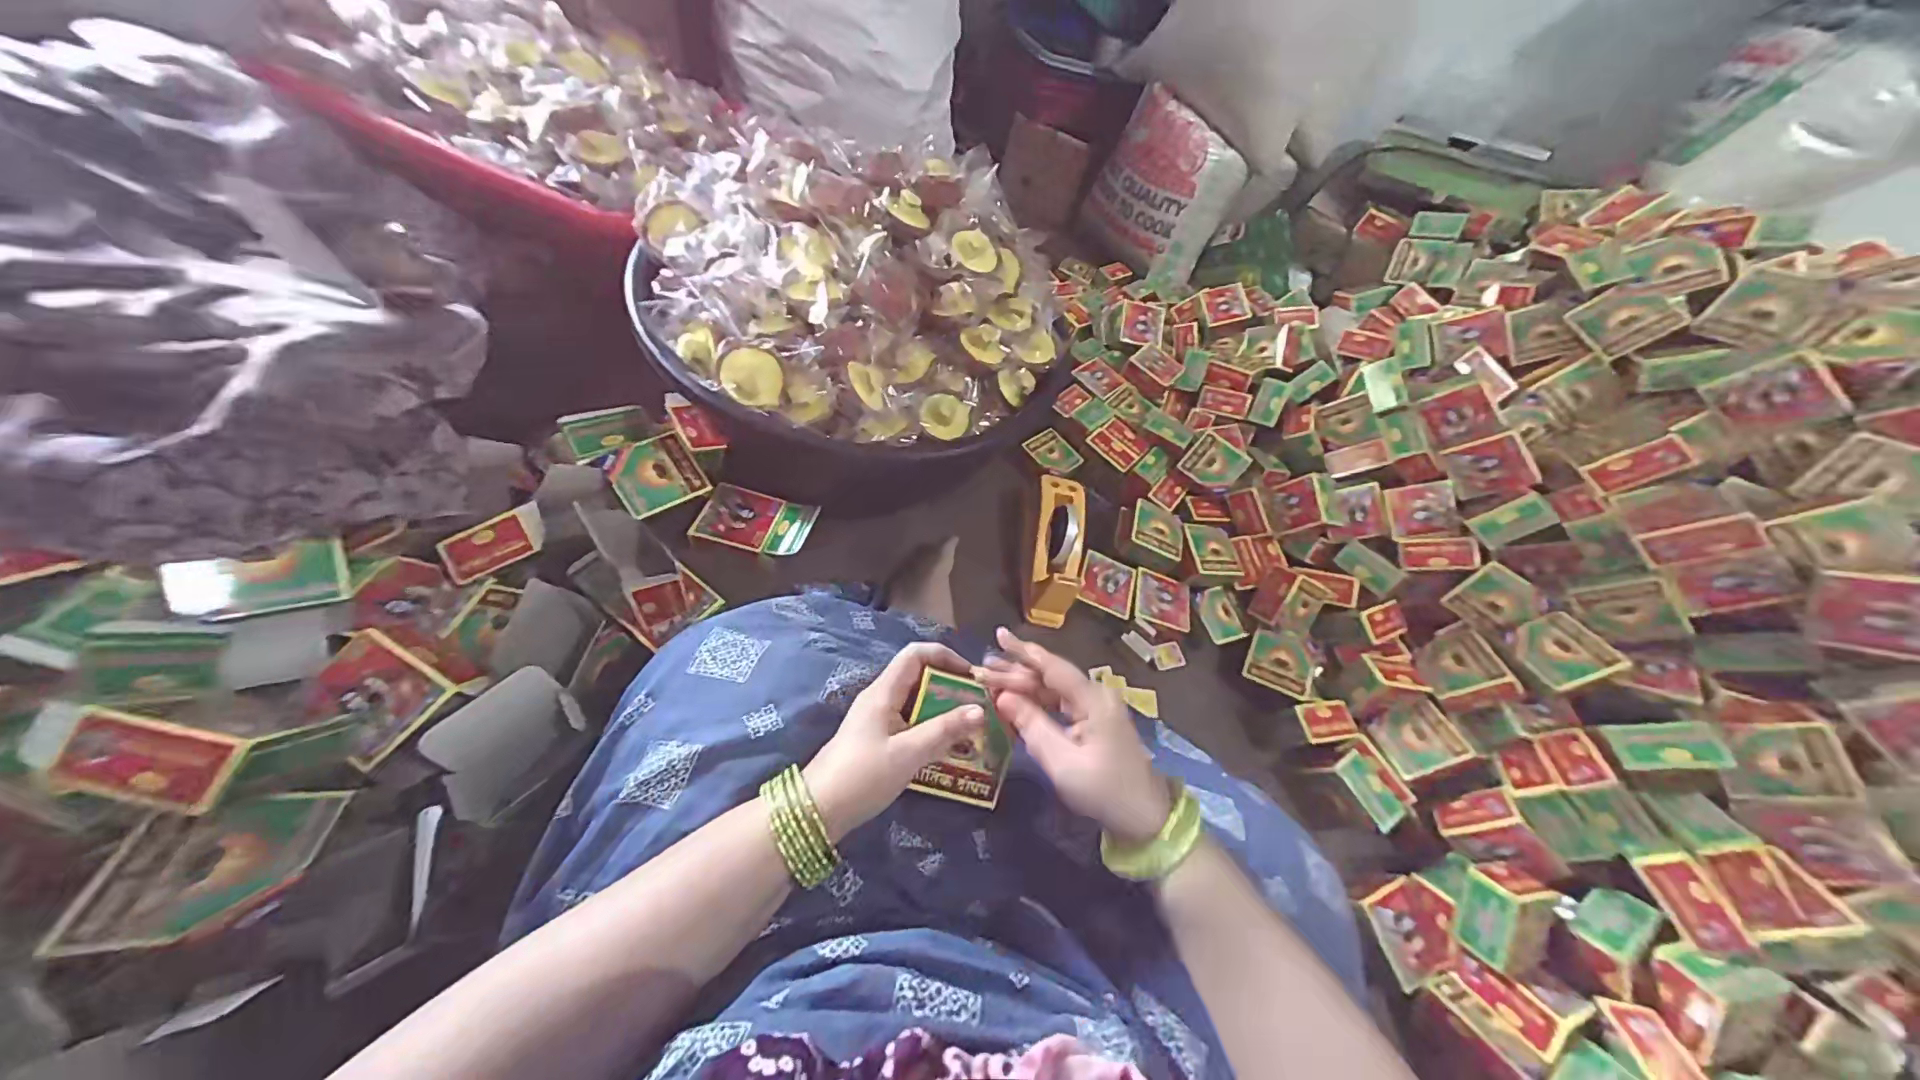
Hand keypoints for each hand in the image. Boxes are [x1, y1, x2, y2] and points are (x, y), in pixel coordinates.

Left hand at [802, 642, 985, 842]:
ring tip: (972, 727)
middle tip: (979, 706)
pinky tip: (950, 747)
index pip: (916, 654)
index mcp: (883, 692)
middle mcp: (881, 698)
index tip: (972, 676)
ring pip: (917, 702)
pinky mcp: (878, 739)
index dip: (945, 656)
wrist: (818, 811)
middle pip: (919, 676)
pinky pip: (911, 722)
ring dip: (944, 710)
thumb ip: (945, 730)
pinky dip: (932, 728)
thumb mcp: (908, 753)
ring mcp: (878, 719)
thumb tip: (980, 710)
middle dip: (951, 686)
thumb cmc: (862, 775)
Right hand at [976, 628, 1172, 844]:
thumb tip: (1003, 696)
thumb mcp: (1061, 761)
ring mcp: (1097, 708)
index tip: (999, 635)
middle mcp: (1096, 695)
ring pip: (1054, 689)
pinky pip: (1060, 703)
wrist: (1145, 818)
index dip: (1023, 651)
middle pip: (1051, 676)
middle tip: (983, 667)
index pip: (1052, 667)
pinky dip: (1037, 701)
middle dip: (1017, 670)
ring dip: (1024, 685)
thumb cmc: (1104, 790)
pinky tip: (1016, 700)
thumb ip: (1031, 725)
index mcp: (1093, 699)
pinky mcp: (1095, 722)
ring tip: (993, 678)